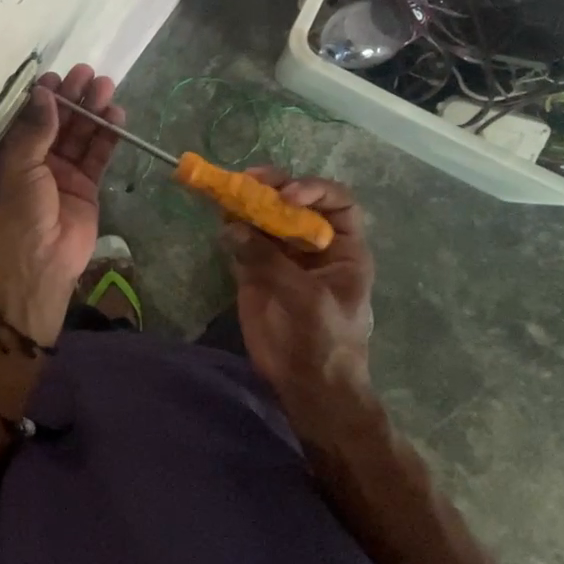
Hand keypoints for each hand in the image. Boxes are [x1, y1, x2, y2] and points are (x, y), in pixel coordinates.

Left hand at [0, 64, 125, 344]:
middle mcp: (36, 158)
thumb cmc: (20, 211)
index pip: (28, 116)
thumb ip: (35, 129)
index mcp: (10, 152)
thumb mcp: (20, 165)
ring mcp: (62, 171)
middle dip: (73, 98)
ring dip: (93, 111)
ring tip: (107, 87)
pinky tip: (116, 116)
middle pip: (57, 121)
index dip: (43, 96)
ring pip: (80, 134)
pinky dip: (107, 136)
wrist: (41, 260)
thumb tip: (44, 93)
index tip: (58, 76)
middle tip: (89, 74)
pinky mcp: (86, 185)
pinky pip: (97, 154)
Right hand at [223, 171, 377, 444]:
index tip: (287, 195)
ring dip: (246, 201)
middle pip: (294, 202)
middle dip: (273, 186)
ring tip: (226, 193)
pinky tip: (219, 216)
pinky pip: (241, 237)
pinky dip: (229, 224)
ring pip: (264, 215)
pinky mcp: (254, 269)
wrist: (309, 384)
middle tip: (249, 179)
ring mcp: (281, 255)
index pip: (337, 203)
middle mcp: (312, 245)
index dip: (314, 190)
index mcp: (344, 249)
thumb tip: (231, 227)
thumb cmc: (326, 340)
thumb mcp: (307, 299)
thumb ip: (270, 261)